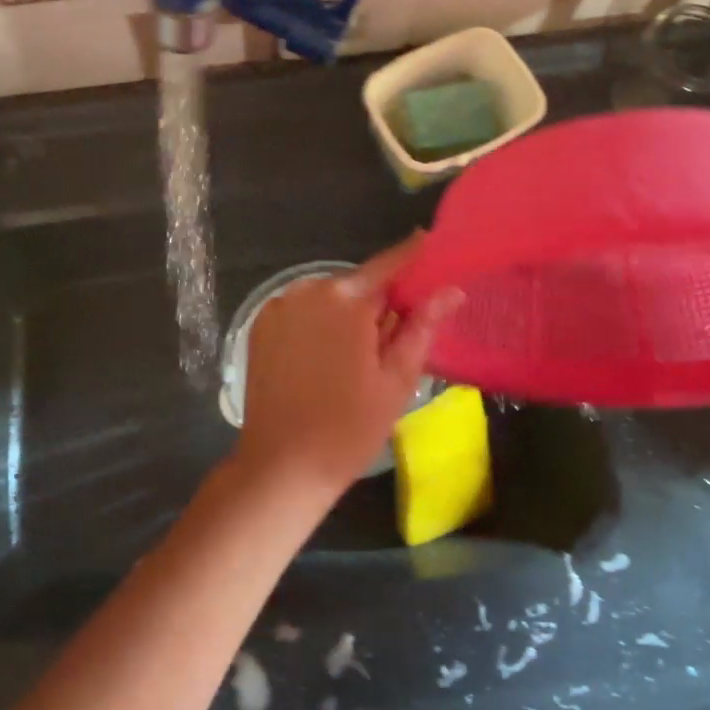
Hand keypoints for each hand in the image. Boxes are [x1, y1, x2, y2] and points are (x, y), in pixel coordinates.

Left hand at [238, 236, 463, 496]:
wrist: (281, 466)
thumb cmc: (348, 428)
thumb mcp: (396, 379)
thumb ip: (422, 327)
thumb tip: (450, 289)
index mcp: (345, 299)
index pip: (390, 263)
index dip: (414, 255)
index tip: (432, 242)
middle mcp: (306, 290)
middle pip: (357, 283)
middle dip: (380, 302)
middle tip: (398, 339)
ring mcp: (278, 306)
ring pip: (329, 299)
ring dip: (348, 315)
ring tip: (360, 360)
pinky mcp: (259, 326)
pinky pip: (302, 313)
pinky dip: (319, 325)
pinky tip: (326, 362)